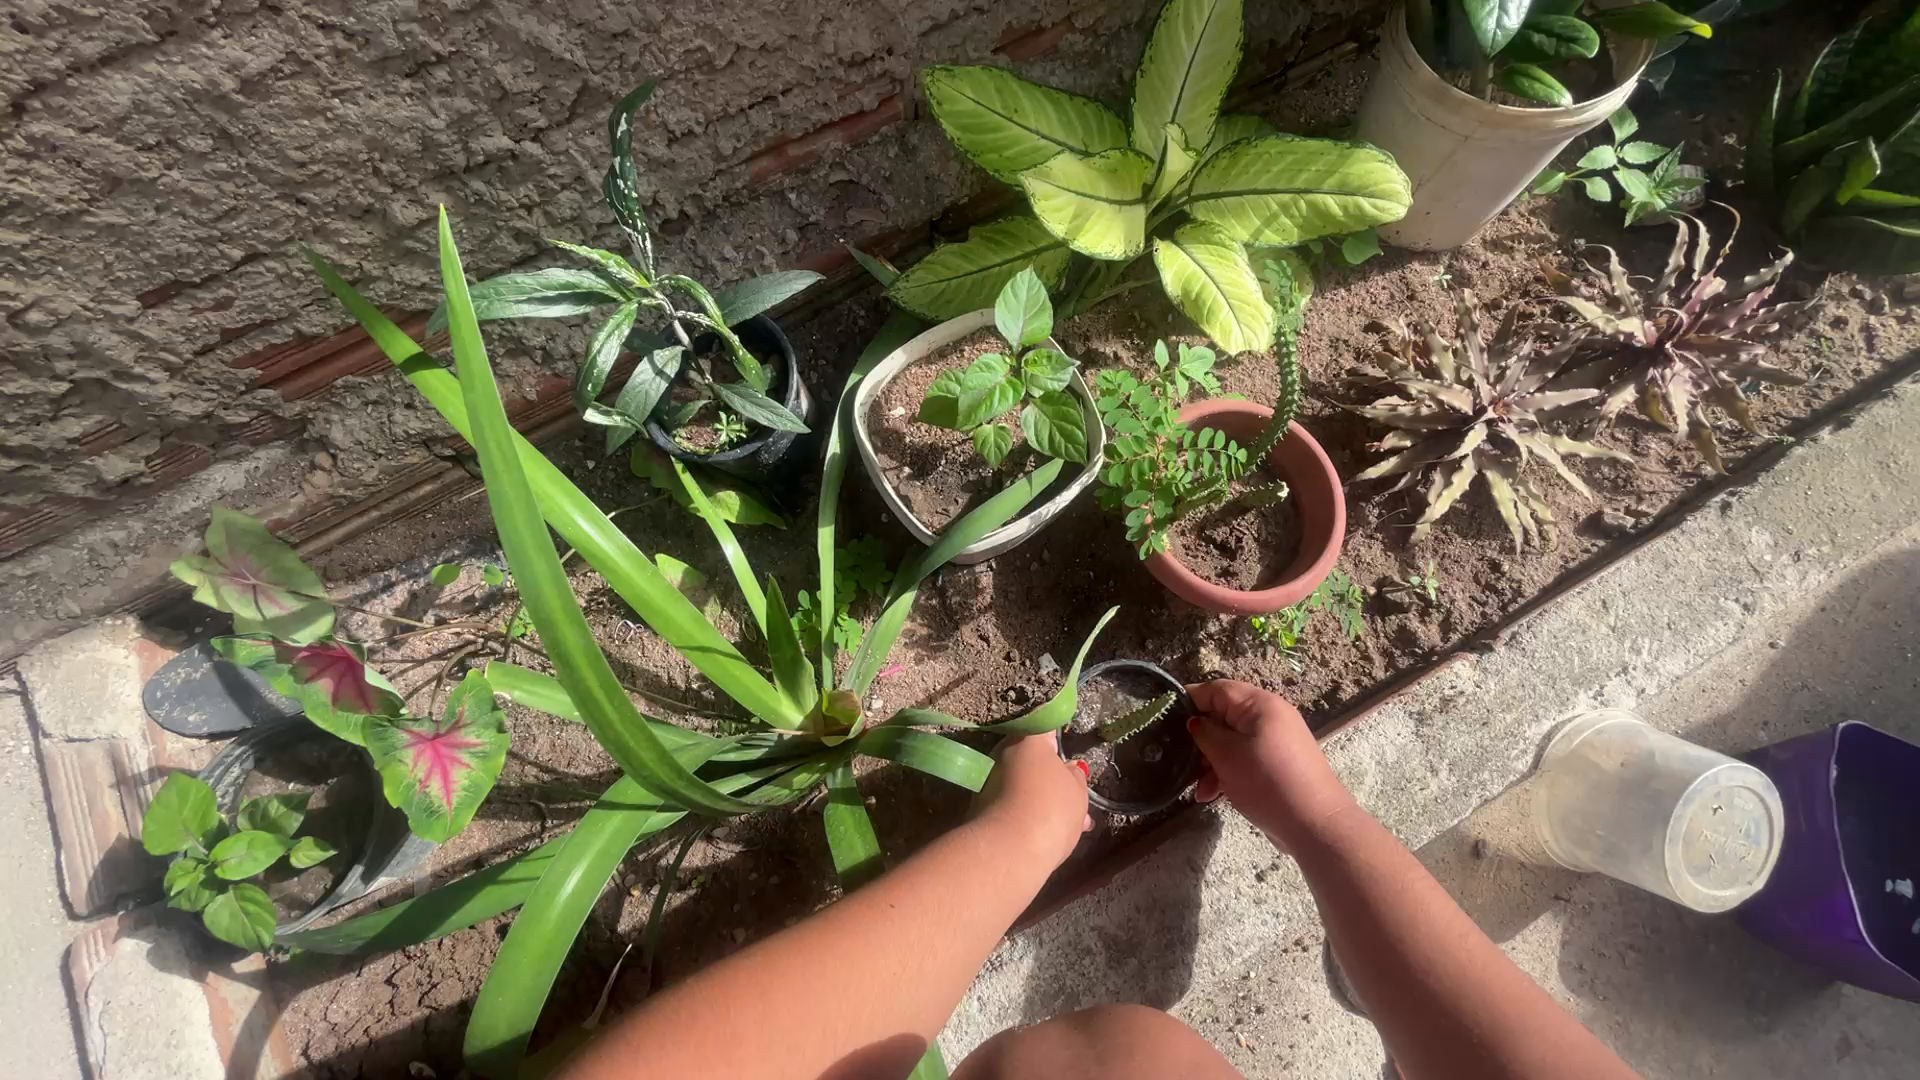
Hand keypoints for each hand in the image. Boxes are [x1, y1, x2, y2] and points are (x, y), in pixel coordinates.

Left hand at [970, 731, 1090, 869]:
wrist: (1008, 850)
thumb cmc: (1051, 809)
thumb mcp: (1078, 791)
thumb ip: (1075, 776)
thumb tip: (1070, 768)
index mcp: (1027, 740)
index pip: (1045, 729)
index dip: (1059, 740)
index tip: (1068, 755)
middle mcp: (1003, 753)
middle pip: (1032, 761)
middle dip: (1053, 779)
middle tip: (1075, 798)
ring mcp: (989, 780)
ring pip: (1023, 785)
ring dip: (1044, 799)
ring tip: (1072, 824)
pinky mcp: (981, 806)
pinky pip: (1012, 803)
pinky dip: (1029, 813)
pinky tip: (1049, 833)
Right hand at [1187, 679, 1353, 844]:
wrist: (1315, 825)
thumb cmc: (1267, 781)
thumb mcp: (1226, 755)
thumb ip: (1204, 732)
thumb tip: (1193, 722)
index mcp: (1259, 704)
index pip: (1216, 689)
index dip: (1189, 700)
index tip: (1164, 717)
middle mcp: (1269, 716)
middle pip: (1223, 716)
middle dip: (1200, 739)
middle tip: (1180, 759)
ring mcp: (1275, 740)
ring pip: (1231, 741)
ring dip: (1211, 761)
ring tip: (1200, 789)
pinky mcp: (1278, 763)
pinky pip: (1244, 758)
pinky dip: (1228, 771)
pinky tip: (1214, 794)